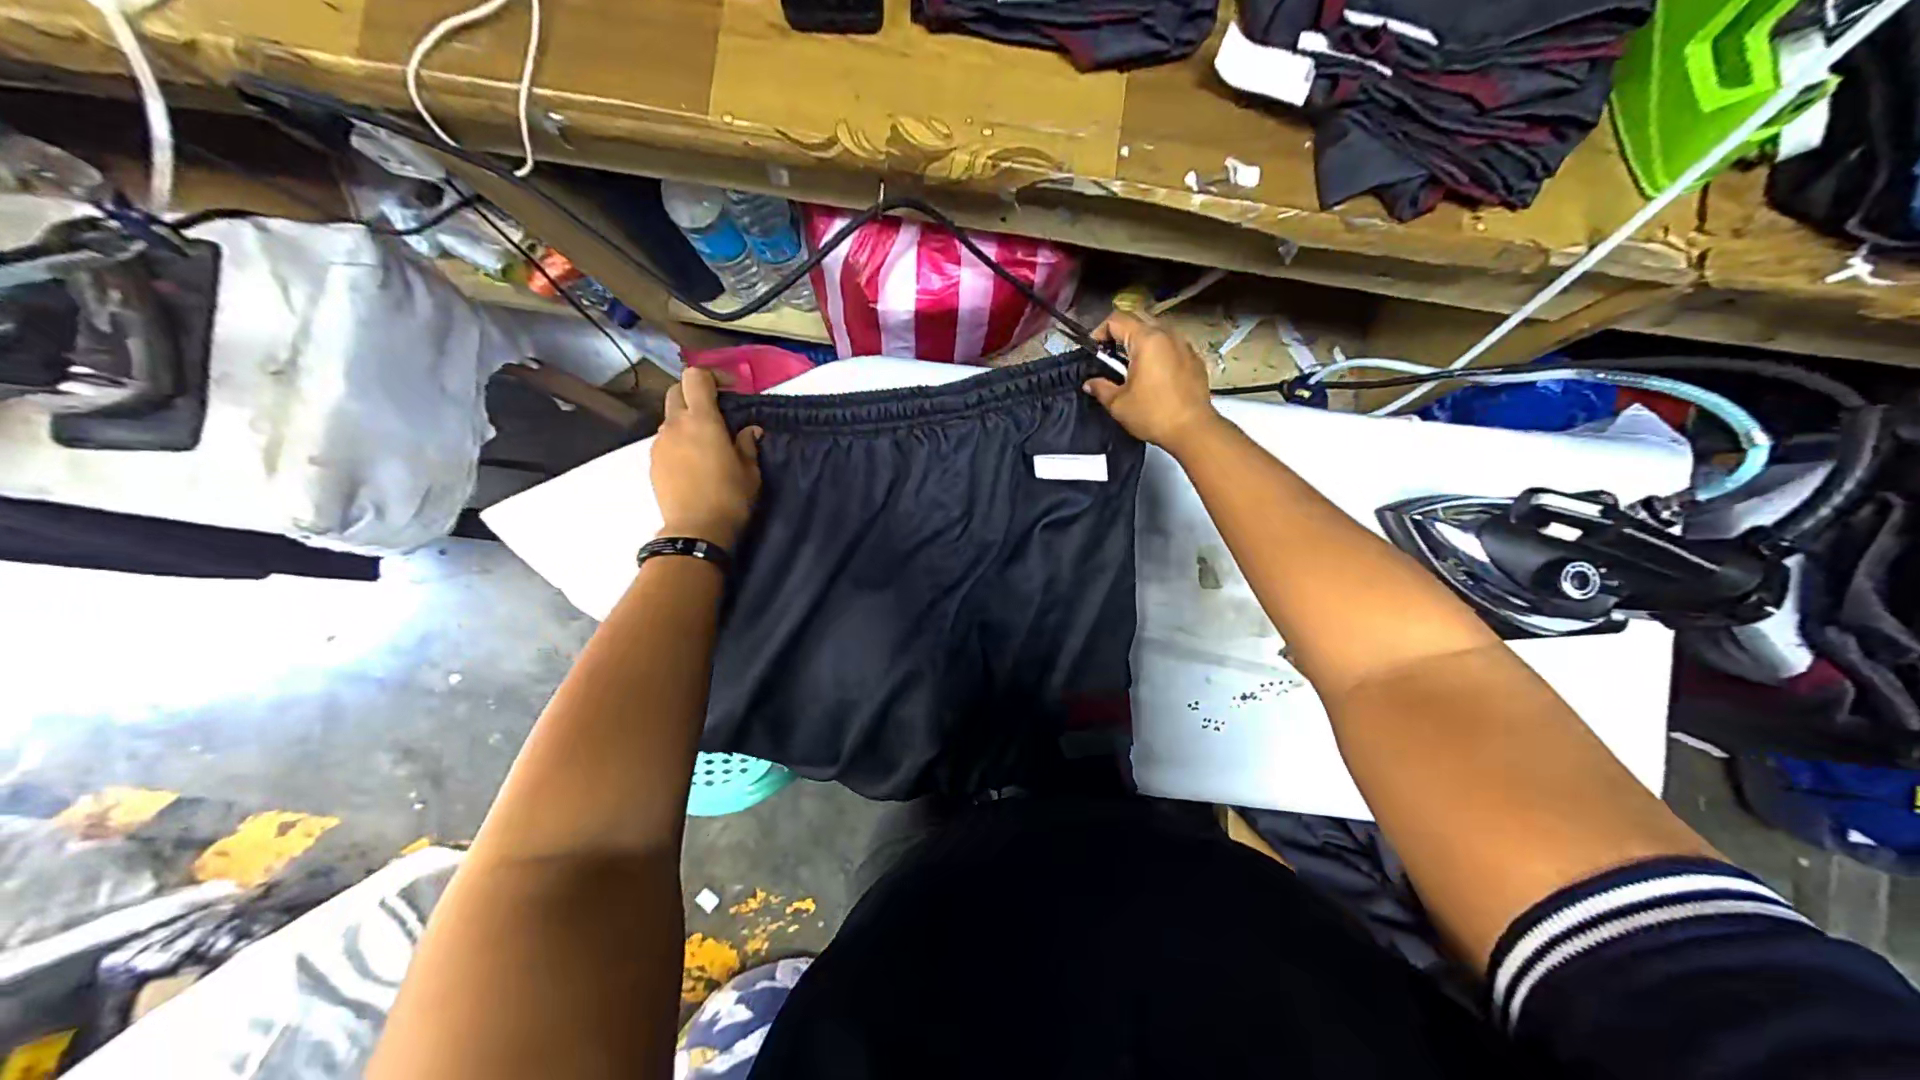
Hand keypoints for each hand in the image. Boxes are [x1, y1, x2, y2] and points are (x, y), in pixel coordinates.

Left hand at [651, 367, 761, 547]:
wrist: (695, 531)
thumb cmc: (729, 498)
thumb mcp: (750, 471)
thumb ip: (747, 444)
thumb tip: (749, 430)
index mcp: (701, 419)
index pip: (696, 377)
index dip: (713, 376)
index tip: (730, 389)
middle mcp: (675, 424)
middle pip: (676, 391)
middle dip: (694, 393)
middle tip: (716, 411)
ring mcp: (660, 443)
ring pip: (670, 418)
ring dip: (686, 420)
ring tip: (706, 442)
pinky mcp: (653, 462)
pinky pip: (665, 440)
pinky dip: (678, 441)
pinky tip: (694, 462)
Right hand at [1081, 311, 1220, 452]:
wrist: (1193, 430)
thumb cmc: (1153, 414)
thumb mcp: (1118, 404)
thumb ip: (1100, 388)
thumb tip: (1090, 383)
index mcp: (1146, 340)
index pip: (1117, 319)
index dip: (1100, 331)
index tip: (1094, 350)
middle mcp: (1168, 336)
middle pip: (1138, 324)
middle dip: (1120, 338)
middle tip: (1110, 360)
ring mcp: (1185, 346)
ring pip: (1157, 335)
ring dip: (1140, 346)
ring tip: (1132, 369)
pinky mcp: (1195, 360)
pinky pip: (1172, 348)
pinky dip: (1159, 356)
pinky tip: (1154, 378)